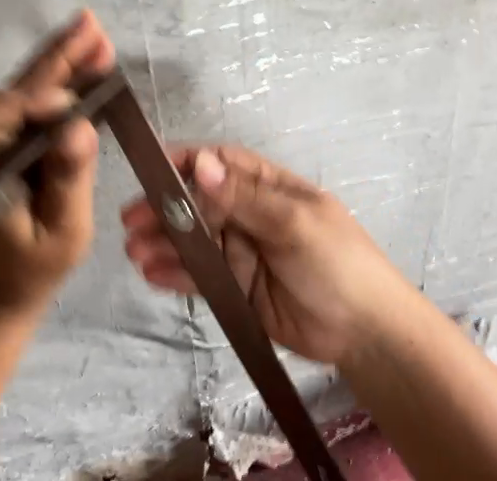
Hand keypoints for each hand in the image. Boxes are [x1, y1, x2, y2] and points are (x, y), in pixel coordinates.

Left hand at [0, 11, 115, 319]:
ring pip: (21, 89)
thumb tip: (80, 126)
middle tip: (91, 26)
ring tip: (94, 34)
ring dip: (58, 61)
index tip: (74, 103)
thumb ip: (68, 180)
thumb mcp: (61, 235)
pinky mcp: (4, 143)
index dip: (36, 100)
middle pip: (13, 88)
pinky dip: (56, 80)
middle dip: (53, 58)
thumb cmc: (29, 272)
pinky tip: (84, 63)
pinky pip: (28, 102)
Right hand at [120, 145, 414, 363]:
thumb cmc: (338, 263)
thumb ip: (245, 198)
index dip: (186, 162)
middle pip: (199, 203)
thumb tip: (201, 164)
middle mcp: (251, 214)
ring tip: (134, 251)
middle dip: (164, 208)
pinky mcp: (236, 289)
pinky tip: (150, 273)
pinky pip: (200, 276)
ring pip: (194, 240)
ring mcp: (242, 252)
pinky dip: (174, 273)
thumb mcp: (294, 224)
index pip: (222, 164)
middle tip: (130, 219)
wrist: (366, 334)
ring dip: (163, 242)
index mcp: (270, 187)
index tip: (151, 168)